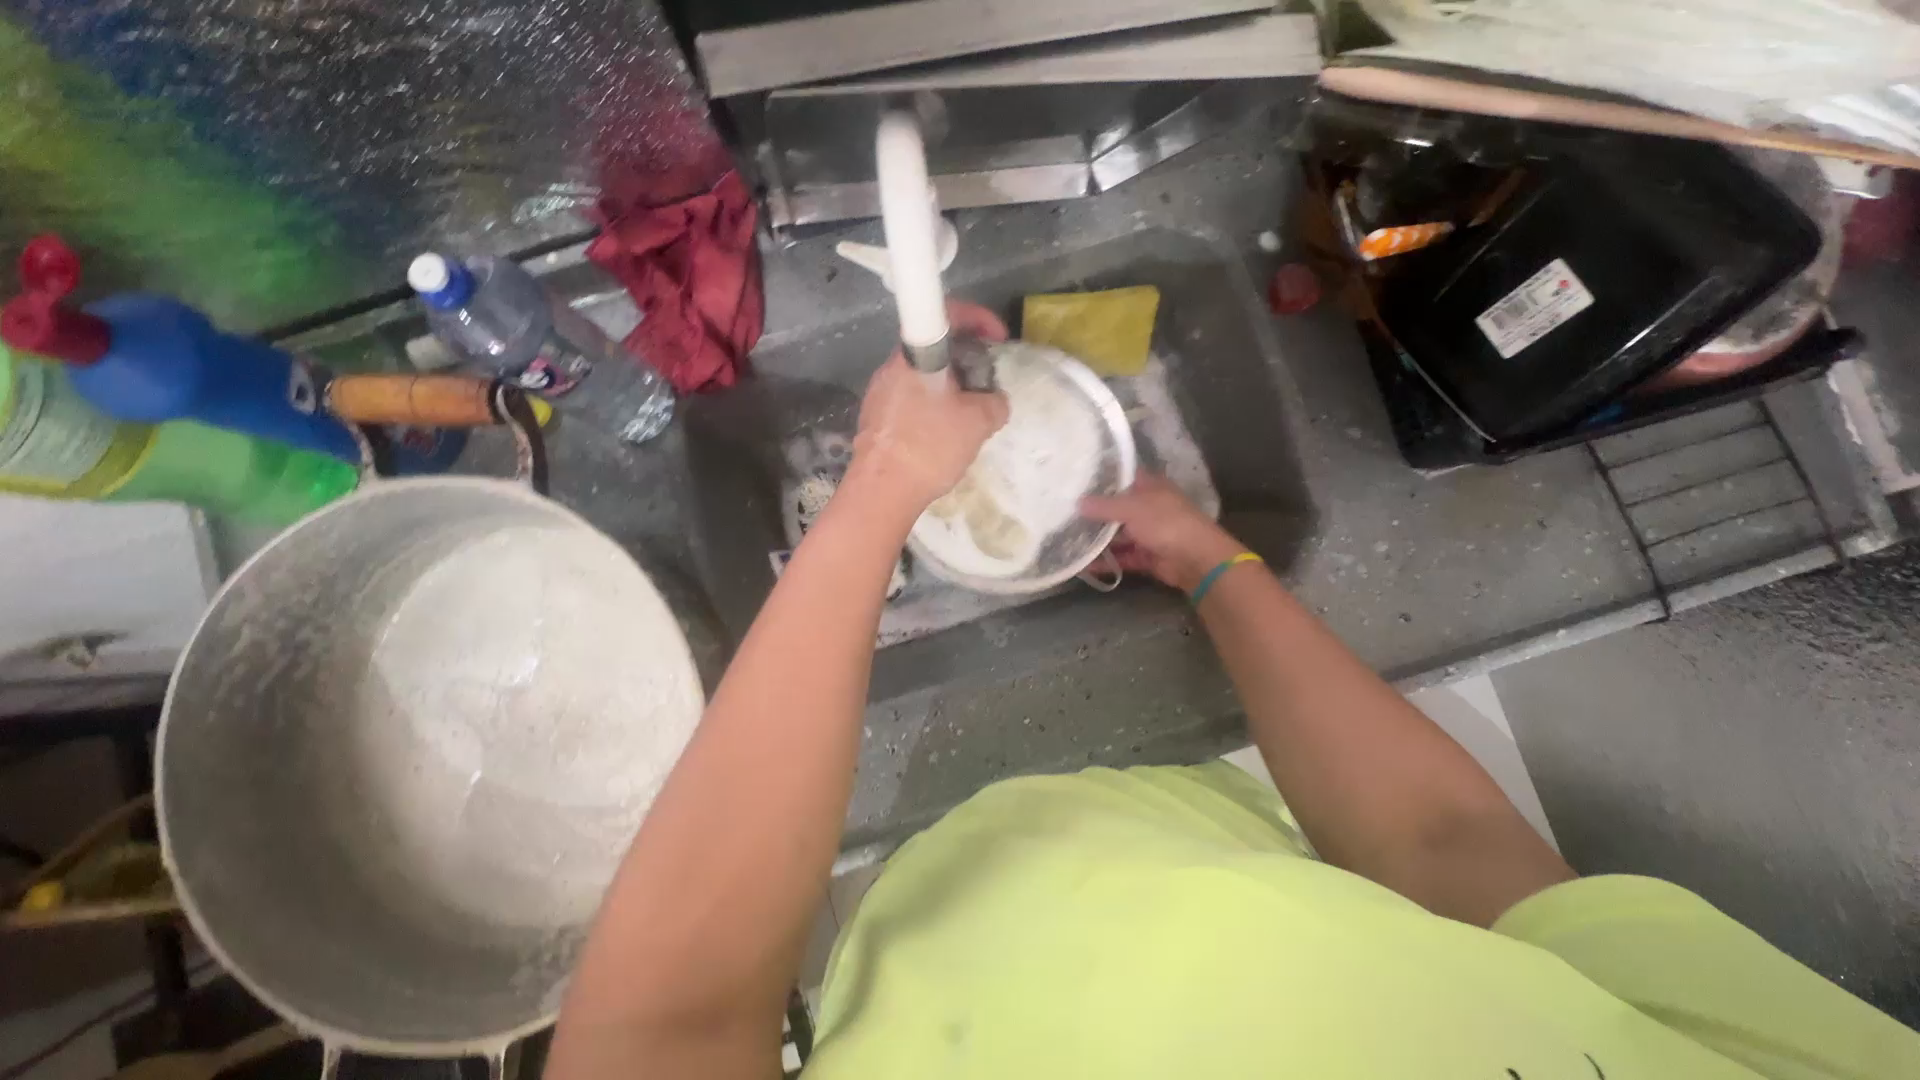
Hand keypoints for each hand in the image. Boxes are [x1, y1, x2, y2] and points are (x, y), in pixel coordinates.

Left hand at [849, 301, 1010, 514]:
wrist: (882, 491)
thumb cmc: (929, 448)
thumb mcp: (979, 423)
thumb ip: (994, 402)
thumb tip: (993, 400)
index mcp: (917, 356)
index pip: (948, 314)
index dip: (979, 319)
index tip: (997, 339)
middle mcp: (893, 365)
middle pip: (935, 347)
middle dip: (967, 359)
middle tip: (987, 382)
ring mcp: (879, 391)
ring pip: (923, 375)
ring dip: (950, 385)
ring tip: (969, 413)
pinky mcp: (874, 416)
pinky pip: (910, 398)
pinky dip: (932, 405)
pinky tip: (944, 433)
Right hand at [1080, 473, 1246, 592]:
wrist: (1196, 559)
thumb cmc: (1166, 522)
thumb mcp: (1132, 508)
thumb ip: (1104, 506)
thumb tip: (1077, 503)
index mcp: (1150, 486)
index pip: (1121, 477)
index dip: (1101, 478)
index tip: (1074, 480)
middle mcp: (1148, 507)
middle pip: (1116, 508)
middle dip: (1093, 512)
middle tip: (1063, 513)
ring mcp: (1149, 533)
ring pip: (1118, 535)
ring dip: (1097, 539)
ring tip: (1067, 540)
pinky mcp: (1147, 556)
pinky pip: (1122, 557)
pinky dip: (1105, 562)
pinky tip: (1082, 565)